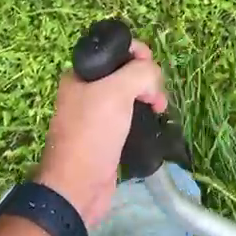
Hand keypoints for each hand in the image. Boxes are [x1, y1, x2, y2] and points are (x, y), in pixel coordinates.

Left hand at [32, 38, 167, 228]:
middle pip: (128, 69)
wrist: (77, 188)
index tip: (151, 71)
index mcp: (82, 73)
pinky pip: (130, 111)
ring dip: (149, 94)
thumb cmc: (93, 133)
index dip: (139, 53)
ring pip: (131, 91)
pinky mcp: (107, 132)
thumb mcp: (117, 91)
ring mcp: (97, 112)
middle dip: (147, 77)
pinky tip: (153, 118)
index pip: (117, 48)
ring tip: (159, 109)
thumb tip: (153, 79)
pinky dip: (144, 111)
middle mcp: (87, 89)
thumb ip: (140, 72)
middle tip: (155, 96)